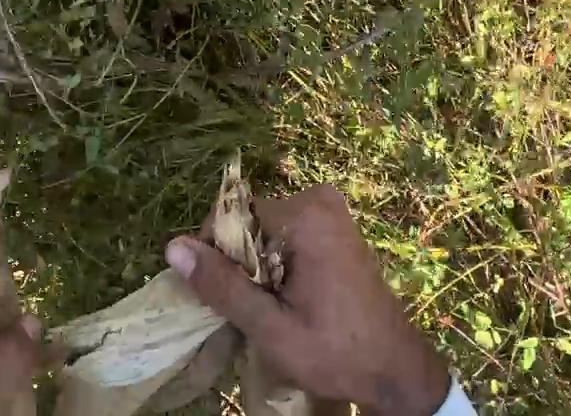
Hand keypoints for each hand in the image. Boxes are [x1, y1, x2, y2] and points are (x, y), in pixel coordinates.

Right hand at [165, 185, 450, 415]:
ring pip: (263, 227)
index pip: (233, 215)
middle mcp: (317, 199)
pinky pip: (285, 230)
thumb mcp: (273, 329)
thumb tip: (173, 246)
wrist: (397, 372)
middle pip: (249, 220)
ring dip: (257, 262)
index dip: (217, 252)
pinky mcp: (334, 223)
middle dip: (239, 260)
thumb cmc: (337, 353)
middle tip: (254, 306)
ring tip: (273, 304)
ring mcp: (329, 209)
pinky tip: (289, 295)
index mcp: (305, 216)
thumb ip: (223, 286)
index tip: (224, 293)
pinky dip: (277, 258)